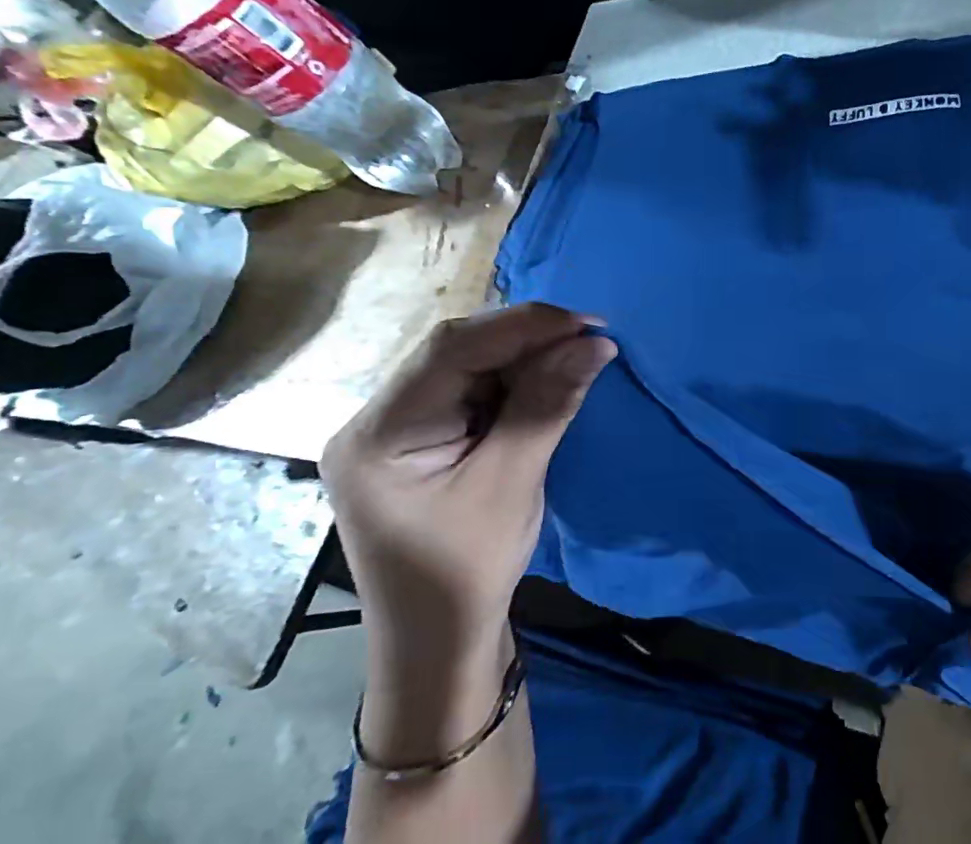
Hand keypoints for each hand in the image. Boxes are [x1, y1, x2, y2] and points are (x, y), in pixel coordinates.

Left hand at [324, 303, 607, 841]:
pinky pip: (470, 393)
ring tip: (577, 356)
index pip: (449, 351)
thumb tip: (595, 344)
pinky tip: (548, 383)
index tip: (587, 323)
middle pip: (454, 353)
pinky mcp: (420, 441)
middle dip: (526, 341)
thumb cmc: (465, 578)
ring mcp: (395, 430)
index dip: (522, 325)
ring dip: (524, 360)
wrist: (436, 646)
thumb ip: (547, 407)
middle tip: (590, 338)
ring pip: (466, 368)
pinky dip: (514, 384)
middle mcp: (375, 420)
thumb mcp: (511, 487)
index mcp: (378, 434)